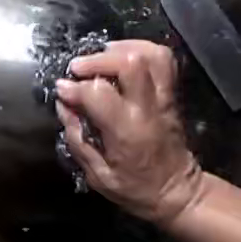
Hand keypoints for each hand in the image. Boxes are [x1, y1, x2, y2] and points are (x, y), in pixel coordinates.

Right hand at [55, 40, 205, 223]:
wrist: (178, 192)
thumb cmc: (135, 188)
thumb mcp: (97, 175)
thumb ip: (77, 138)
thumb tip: (64, 105)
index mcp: (128, 132)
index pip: (99, 93)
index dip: (75, 87)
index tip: (62, 90)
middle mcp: (149, 109)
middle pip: (130, 64)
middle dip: (97, 60)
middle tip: (78, 69)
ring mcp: (165, 98)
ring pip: (151, 55)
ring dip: (120, 49)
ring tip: (100, 59)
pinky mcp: (172, 93)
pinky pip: (163, 59)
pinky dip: (139, 49)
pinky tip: (120, 57)